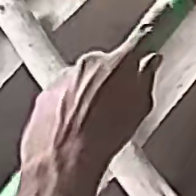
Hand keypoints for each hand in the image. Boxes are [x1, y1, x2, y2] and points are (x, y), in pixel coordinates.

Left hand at [20, 31, 161, 195]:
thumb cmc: (101, 139)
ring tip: (96, 121)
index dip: (146, 38)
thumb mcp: (140, 110)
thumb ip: (146, 80)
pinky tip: (77, 127)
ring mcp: (64, 77)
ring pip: (82, 78)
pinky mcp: (45, 92)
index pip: (139, 40)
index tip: (150, 32)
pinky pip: (62, 93)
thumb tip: (149, 67)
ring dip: (89, 92)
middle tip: (120, 101)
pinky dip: (69, 105)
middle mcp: (88, 63)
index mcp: (117, 63)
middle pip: (105, 62)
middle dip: (112, 77)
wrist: (63, 163)